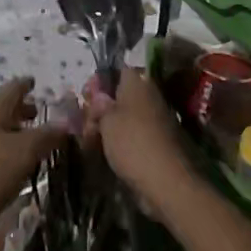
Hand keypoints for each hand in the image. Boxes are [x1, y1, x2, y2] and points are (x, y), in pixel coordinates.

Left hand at [0, 77, 64, 246]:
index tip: (36, 82)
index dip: (26, 84)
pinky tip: (17, 171)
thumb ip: (49, 134)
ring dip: (14, 135)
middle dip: (20, 110)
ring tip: (34, 143)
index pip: (12, 88)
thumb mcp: (26, 151)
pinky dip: (6, 157)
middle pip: (1, 111)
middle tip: (39, 112)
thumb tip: (69, 122)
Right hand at [81, 67, 194, 211]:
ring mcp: (153, 119)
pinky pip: (130, 133)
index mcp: (138, 83)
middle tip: (84, 125)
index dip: (99, 82)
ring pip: (123, 116)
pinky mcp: (154, 141)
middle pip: (118, 95)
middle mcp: (148, 96)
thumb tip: (100, 97)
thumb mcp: (107, 120)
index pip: (118, 71)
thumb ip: (100, 106)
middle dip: (98, 108)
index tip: (85, 97)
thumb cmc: (132, 142)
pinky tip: (102, 151)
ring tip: (89, 142)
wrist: (165, 179)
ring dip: (105, 126)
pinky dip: (116, 140)